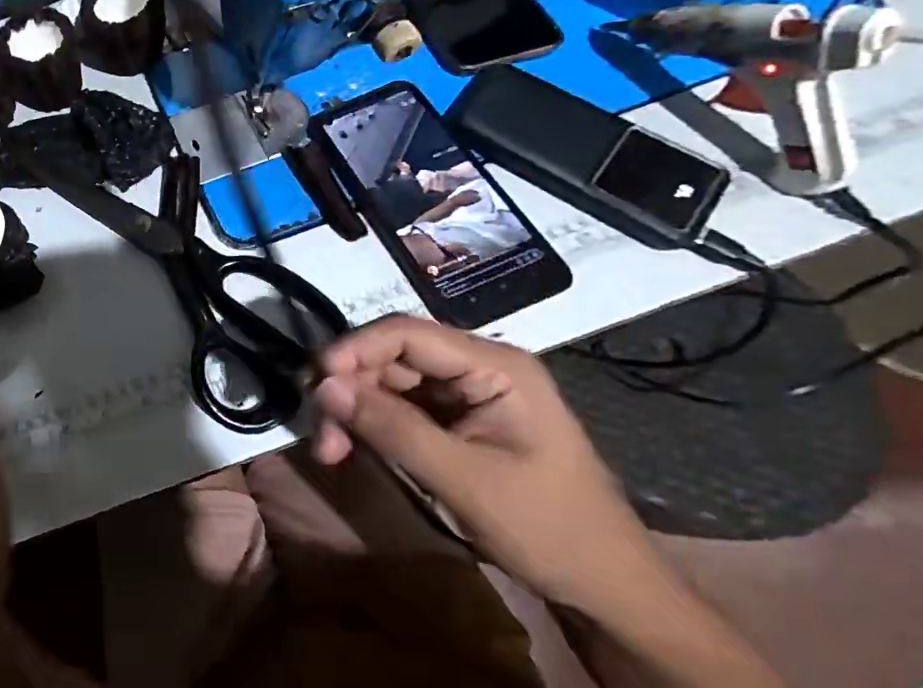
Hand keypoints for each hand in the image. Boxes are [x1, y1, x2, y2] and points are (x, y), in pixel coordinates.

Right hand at [312, 316, 657, 613]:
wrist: (607, 588)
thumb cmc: (547, 528)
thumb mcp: (464, 479)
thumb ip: (393, 428)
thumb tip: (325, 387)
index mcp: (494, 365)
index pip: (408, 333)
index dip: (356, 349)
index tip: (315, 380)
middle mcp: (479, 367)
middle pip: (395, 358)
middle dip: (352, 389)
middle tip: (322, 434)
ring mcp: (469, 395)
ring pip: (393, 384)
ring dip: (358, 411)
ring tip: (332, 451)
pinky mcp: (460, 422)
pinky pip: (405, 410)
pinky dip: (376, 427)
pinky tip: (353, 449)